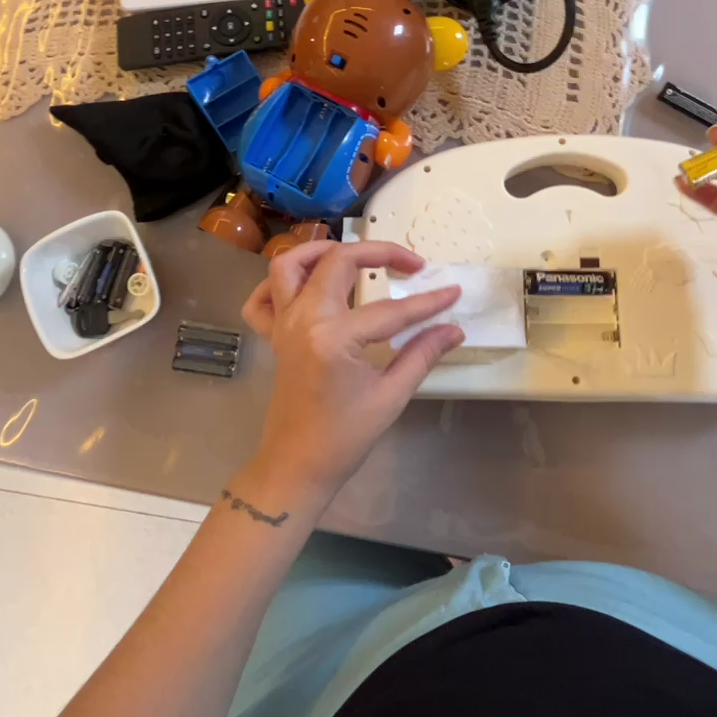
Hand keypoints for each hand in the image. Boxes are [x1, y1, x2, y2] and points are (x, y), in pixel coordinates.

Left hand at [240, 241, 464, 496]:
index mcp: (334, 337)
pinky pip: (262, 298)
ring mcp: (283, 325)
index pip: (390, 309)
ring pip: (289, 265)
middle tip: (410, 265)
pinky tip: (307, 287)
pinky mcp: (273, 336)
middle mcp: (304, 319)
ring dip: (321, 251)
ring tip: (355, 258)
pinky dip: (280, 284)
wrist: (298, 466)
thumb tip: (453, 329)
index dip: (427, 301)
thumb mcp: (391, 396)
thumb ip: (422, 355)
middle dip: (378, 252)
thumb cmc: (345, 437)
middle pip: (337, 261)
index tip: (452, 291)